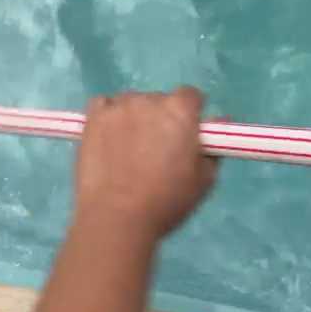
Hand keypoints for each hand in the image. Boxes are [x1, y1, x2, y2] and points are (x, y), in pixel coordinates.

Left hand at [73, 88, 218, 241]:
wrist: (117, 215)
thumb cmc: (167, 200)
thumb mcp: (204, 179)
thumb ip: (212, 147)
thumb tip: (218, 122)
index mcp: (180, 110)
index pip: (190, 96)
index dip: (191, 114)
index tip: (186, 133)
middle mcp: (149, 100)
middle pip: (158, 100)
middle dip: (160, 118)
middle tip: (156, 148)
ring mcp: (117, 107)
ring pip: (130, 103)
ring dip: (133, 117)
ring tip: (128, 147)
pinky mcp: (92, 118)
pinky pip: (102, 106)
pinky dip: (107, 116)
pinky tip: (107, 137)